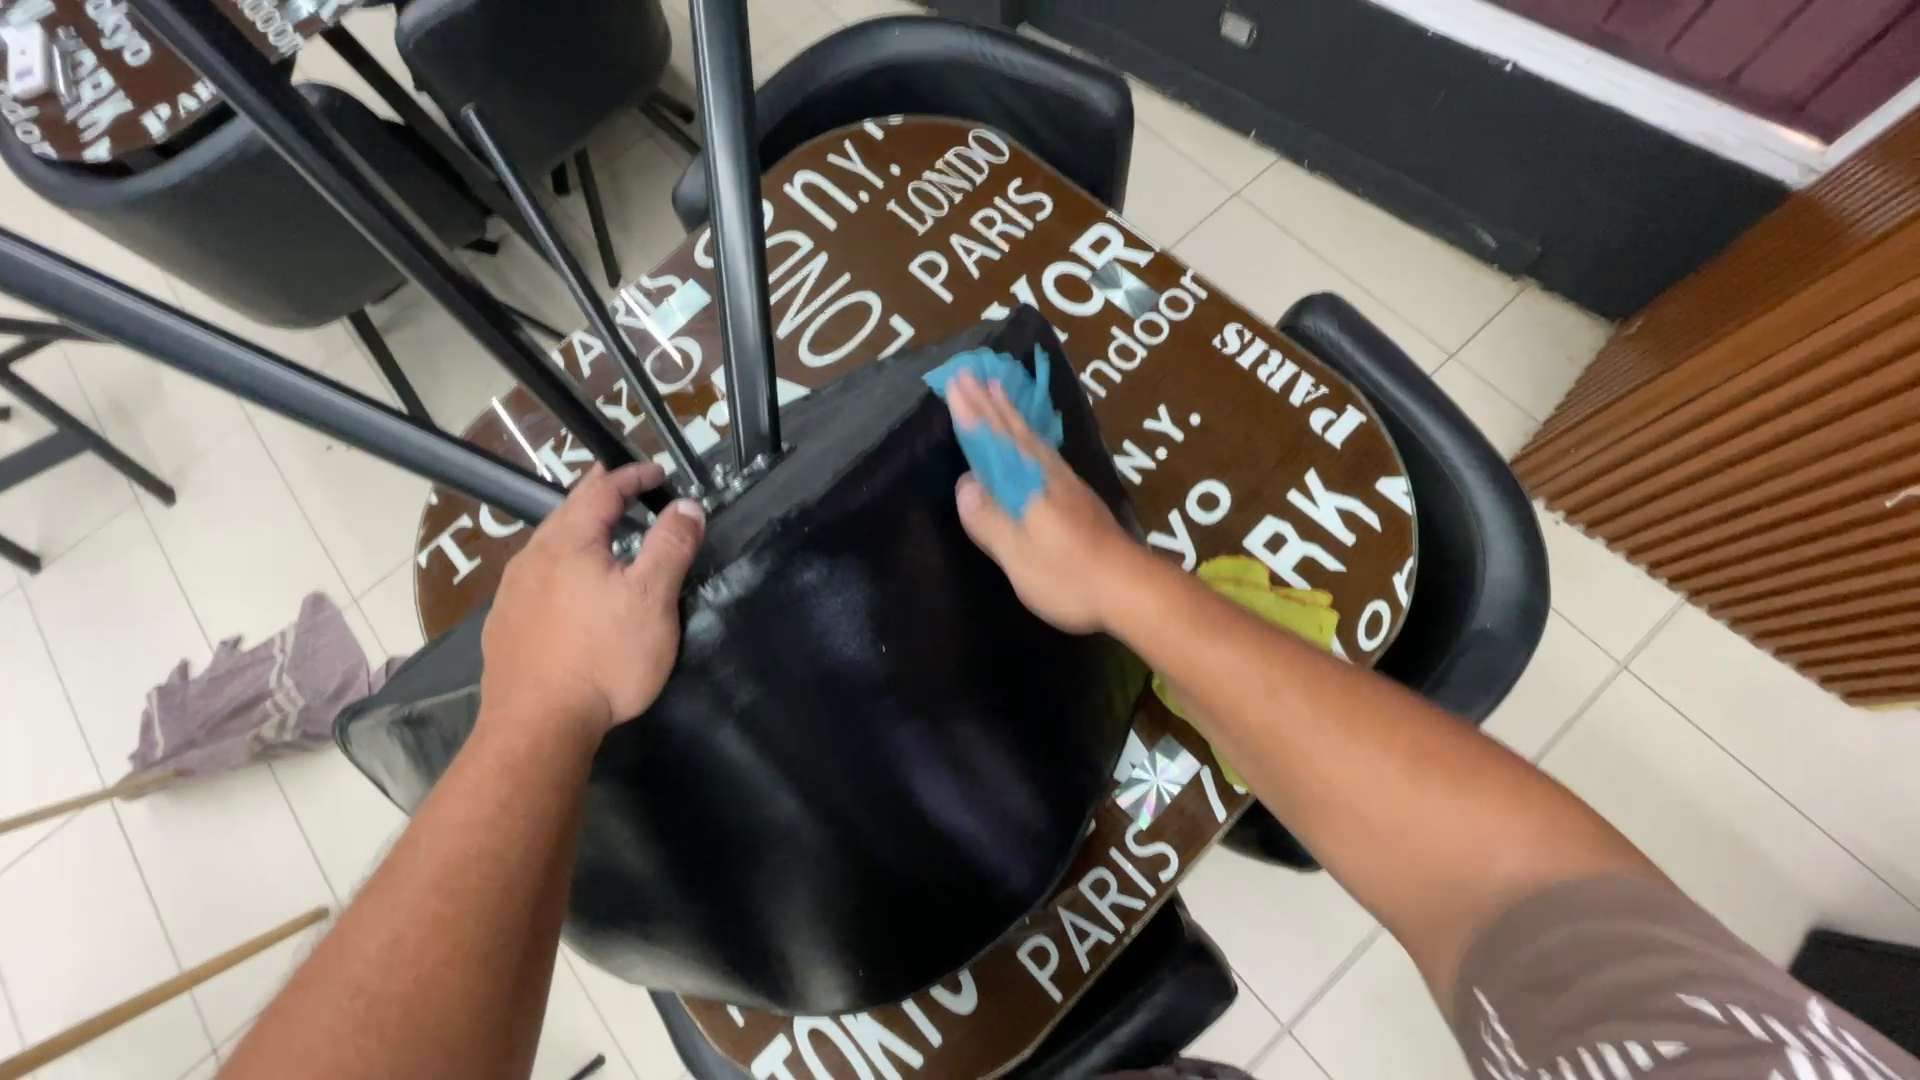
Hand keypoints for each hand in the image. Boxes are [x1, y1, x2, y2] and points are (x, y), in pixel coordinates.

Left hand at [480, 462, 705, 744]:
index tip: (658, 472)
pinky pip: (538, 578)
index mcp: (569, 543)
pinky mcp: (505, 625)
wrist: (538, 725)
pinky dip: (564, 566)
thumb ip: (671, 546)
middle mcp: (533, 558)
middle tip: (629, 492)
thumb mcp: (653, 598)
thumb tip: (687, 506)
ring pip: (550, 546)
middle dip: (602, 497)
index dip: (632, 476)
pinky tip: (573, 591)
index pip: (602, 490)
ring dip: (581, 532)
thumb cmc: (604, 657)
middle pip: (569, 512)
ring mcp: (513, 593)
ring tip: (605, 538)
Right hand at [946, 372, 1143, 633]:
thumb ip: (990, 520)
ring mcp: (1066, 483)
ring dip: (1010, 412)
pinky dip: (1028, 433)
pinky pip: (1043, 449)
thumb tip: (965, 484)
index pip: (993, 442)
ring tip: (997, 388)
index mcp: (1028, 486)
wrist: (1130, 588)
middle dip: (989, 403)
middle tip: (971, 371)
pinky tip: (1030, 436)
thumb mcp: (1019, 556)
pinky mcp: (1078, 496)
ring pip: (1031, 437)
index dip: (972, 415)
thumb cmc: (1068, 577)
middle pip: (1013, 432)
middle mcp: (1046, 475)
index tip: (955, 383)